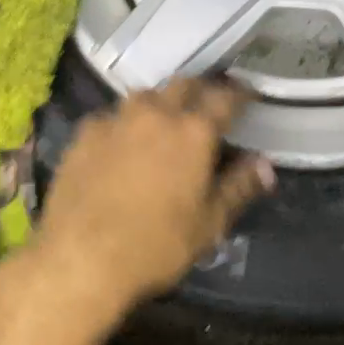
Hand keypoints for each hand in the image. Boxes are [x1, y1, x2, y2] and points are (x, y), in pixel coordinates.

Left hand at [35, 79, 275, 308]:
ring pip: (146, 96)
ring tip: (165, 121)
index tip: (249, 95)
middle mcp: (157, 113)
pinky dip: (125, 123)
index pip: (226, 97)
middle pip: (184, 85)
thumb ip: (239, 188)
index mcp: (194, 131)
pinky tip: (123, 144)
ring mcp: (117, 119)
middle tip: (208, 105)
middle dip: (201, 90)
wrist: (78, 259)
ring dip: (162, 103)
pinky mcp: (84, 133)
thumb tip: (265, 165)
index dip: (241, 94)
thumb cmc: (155, 245)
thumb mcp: (209, 224)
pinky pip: (113, 116)